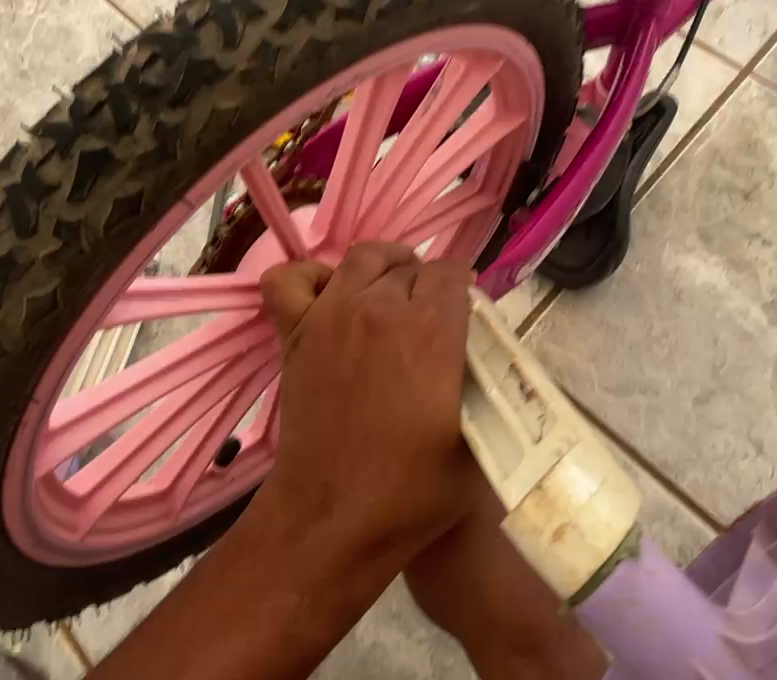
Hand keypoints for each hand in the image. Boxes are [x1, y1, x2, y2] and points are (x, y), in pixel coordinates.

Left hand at [256, 243, 478, 560]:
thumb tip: (485, 352)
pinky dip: (309, 277)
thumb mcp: (478, 439)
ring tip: (392, 293)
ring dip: (383, 267)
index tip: (466, 317)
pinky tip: (330, 296)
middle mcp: (380, 307)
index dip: (463, 291)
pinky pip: (288, 281)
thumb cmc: (413, 490)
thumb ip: (488, 384)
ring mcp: (331, 315)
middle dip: (428, 286)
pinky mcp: (294, 333)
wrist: (335, 518)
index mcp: (431, 329)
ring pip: (362, 258)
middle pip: (410, 267)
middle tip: (433, 321)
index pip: (451, 273)